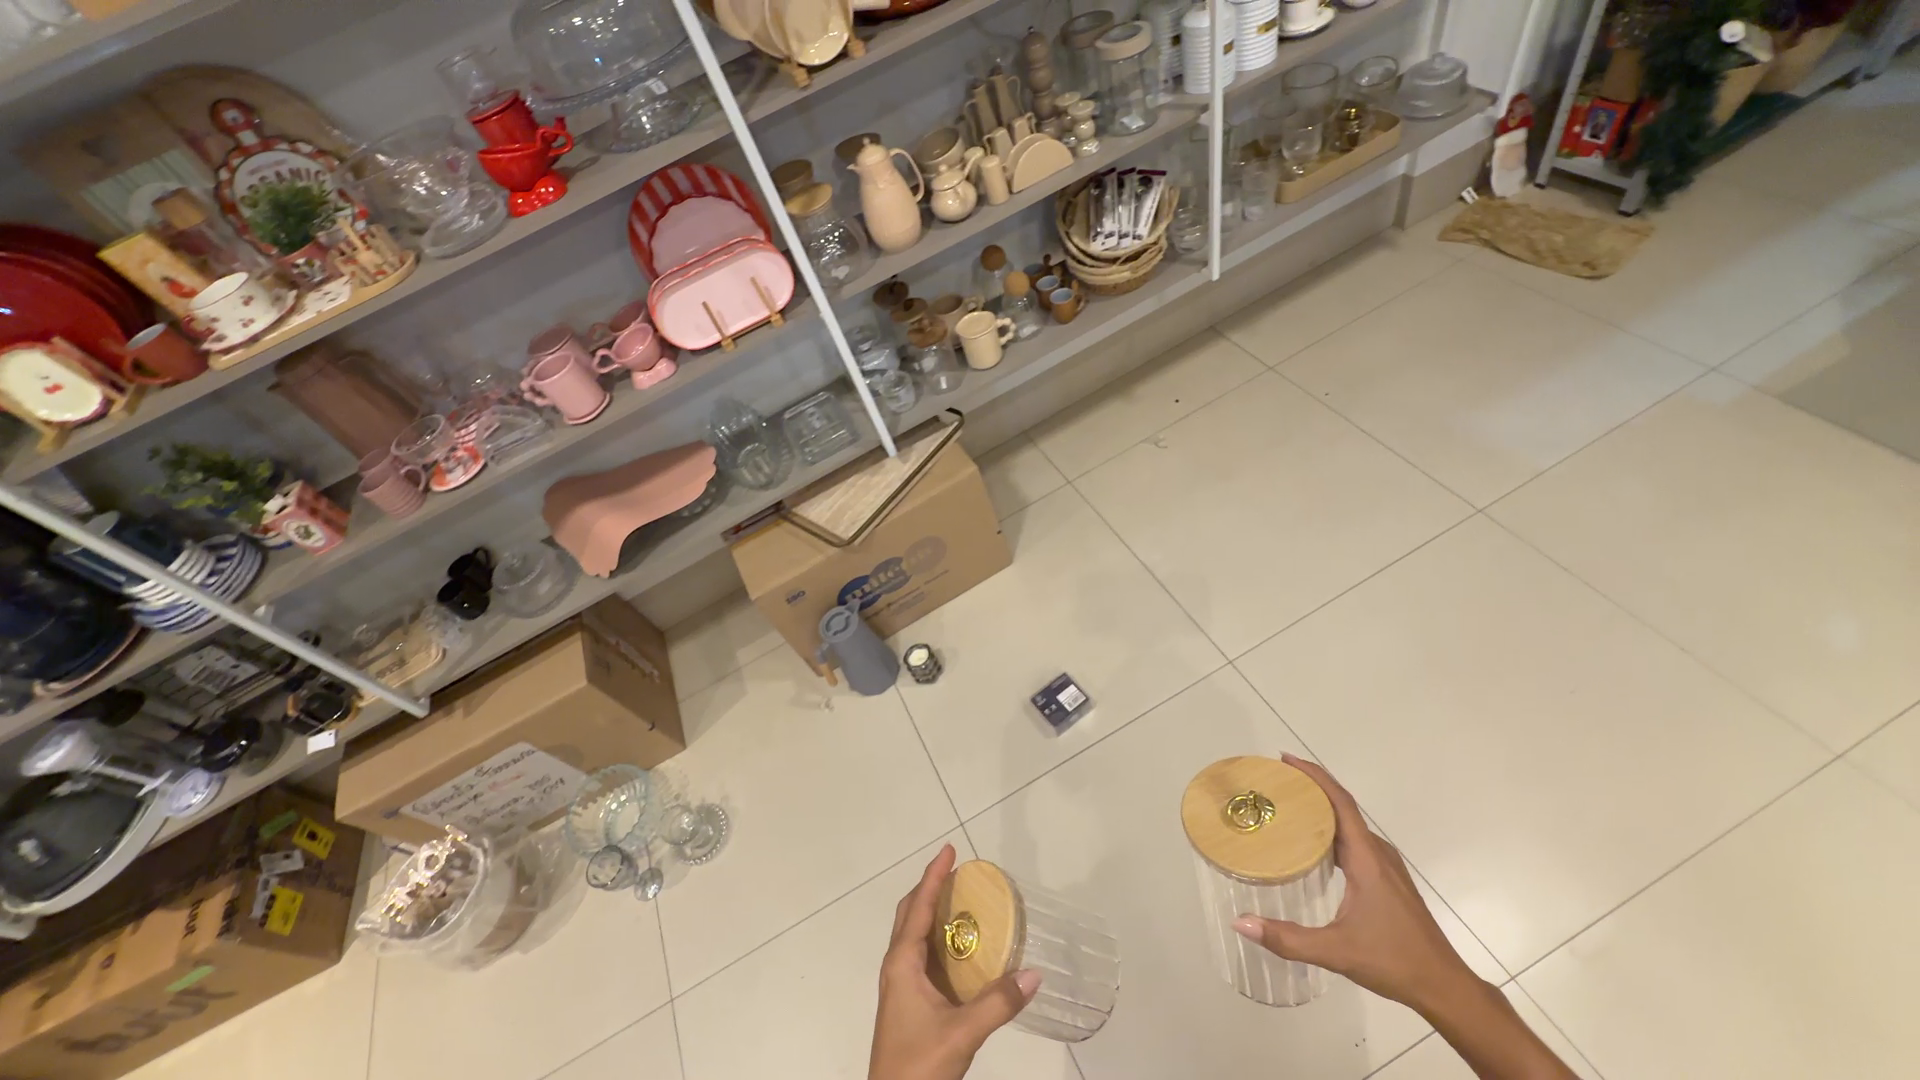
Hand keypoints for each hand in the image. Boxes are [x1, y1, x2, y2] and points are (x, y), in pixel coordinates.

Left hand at [869, 844, 1039, 1079]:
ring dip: (935, 913)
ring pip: (915, 936)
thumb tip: (1034, 973)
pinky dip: (941, 941)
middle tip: (959, 873)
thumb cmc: (918, 1064)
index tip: (949, 850)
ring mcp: (901, 985)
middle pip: (911, 914)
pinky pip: (923, 957)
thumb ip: (998, 1003)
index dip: (933, 876)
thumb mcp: (962, 1033)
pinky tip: (964, 951)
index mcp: (902, 963)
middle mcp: (897, 966)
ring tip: (965, 902)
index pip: (918, 907)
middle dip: (932, 889)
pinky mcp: (909, 1003)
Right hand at [1233, 754, 1480, 1014]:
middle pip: (1342, 807)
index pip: (1340, 803)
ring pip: (1349, 825)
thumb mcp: (1335, 951)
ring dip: (1320, 810)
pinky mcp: (1387, 879)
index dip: (1314, 776)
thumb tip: (1240, 923)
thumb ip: (1287, 938)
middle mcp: (1377, 854)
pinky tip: (1310, 848)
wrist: (1443, 985)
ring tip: (1284, 810)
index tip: (1285, 761)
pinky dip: (1330, 832)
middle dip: (1309, 789)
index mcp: (1367, 859)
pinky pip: (1354, 841)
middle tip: (1273, 784)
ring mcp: (1385, 866)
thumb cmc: (1393, 962)